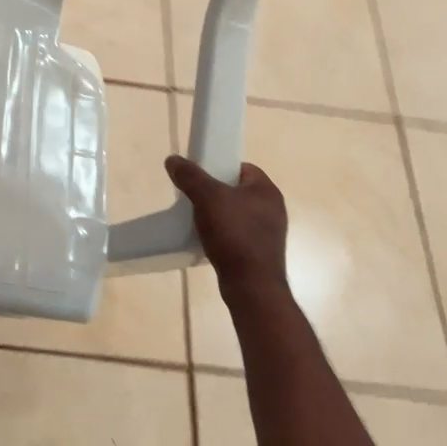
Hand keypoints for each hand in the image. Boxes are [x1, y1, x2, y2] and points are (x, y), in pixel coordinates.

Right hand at [166, 157, 288, 300]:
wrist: (251, 287)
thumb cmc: (234, 234)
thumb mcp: (207, 197)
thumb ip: (189, 176)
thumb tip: (173, 160)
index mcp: (267, 191)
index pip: (241, 167)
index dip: (219, 166)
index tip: (199, 176)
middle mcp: (273, 209)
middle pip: (236, 190)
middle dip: (214, 192)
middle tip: (194, 196)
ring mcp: (268, 233)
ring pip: (236, 213)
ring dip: (216, 214)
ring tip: (197, 218)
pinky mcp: (261, 253)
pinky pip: (237, 234)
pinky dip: (222, 233)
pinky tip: (206, 239)